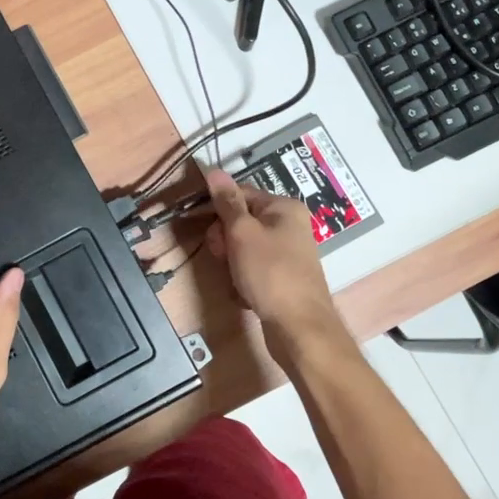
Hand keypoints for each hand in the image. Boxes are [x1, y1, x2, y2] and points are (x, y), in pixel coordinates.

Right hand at [200, 169, 353, 357]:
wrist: (299, 328)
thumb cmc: (270, 273)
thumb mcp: (242, 233)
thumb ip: (227, 202)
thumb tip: (213, 170)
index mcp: (283, 208)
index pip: (239, 193)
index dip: (217, 208)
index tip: (199, 225)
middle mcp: (289, 225)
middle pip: (241, 220)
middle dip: (225, 238)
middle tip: (223, 256)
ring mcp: (287, 253)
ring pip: (243, 246)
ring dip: (231, 260)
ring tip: (234, 277)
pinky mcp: (282, 277)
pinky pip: (252, 267)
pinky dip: (243, 277)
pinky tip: (243, 292)